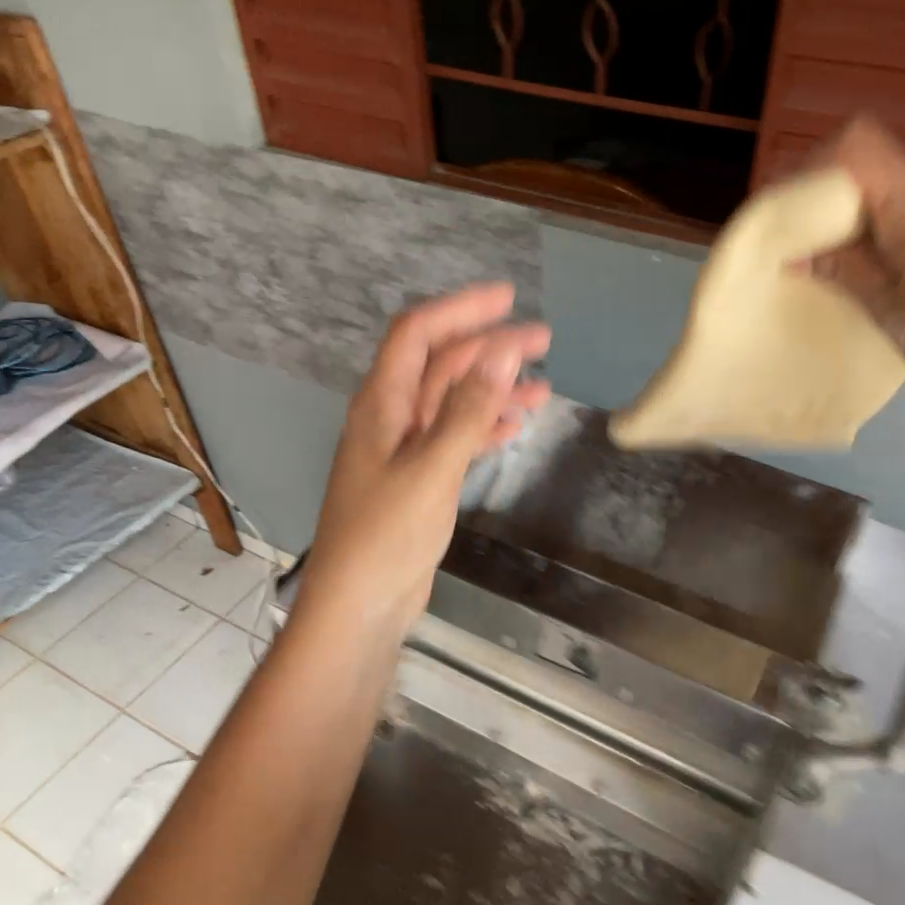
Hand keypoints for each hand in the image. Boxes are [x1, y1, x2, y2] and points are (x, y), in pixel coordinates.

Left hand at [301, 283, 549, 639]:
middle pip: (442, 365)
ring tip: (544, 388)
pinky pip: (456, 439)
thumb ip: (467, 411)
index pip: (419, 334)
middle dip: (490, 348)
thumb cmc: (386, 535)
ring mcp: (405, 451)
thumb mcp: (432, 468)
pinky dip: (485, 429)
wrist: (360, 605)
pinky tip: (514, 430)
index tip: (509, 299)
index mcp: (382, 404)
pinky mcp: (419, 482)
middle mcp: (391, 418)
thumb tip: (502, 352)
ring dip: (495, 391)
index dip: (461, 310)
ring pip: (453, 404)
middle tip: (544, 341)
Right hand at [810, 118, 904, 413]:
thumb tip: (799, 252)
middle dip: (835, 197)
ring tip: (846, 264)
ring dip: (866, 216)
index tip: (793, 209)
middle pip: (879, 164)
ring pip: (903, 188)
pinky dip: (896, 227)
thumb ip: (843, 272)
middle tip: (808, 244)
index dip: (815, 165)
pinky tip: (893, 272)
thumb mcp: (889, 312)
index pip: (859, 144)